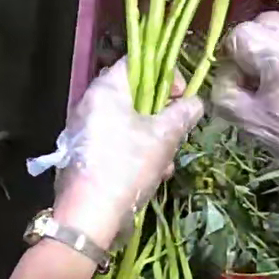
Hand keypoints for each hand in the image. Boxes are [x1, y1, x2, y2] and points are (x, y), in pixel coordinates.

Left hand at [50, 59, 202, 248]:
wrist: (88, 216)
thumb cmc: (126, 166)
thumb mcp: (164, 137)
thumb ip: (182, 114)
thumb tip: (195, 102)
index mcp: (105, 90)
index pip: (136, 62)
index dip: (165, 74)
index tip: (182, 97)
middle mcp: (89, 103)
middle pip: (133, 95)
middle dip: (161, 114)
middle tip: (177, 132)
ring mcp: (83, 130)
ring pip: (126, 123)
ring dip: (151, 139)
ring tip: (166, 163)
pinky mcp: (83, 154)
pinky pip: (114, 142)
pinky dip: (134, 153)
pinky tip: (150, 176)